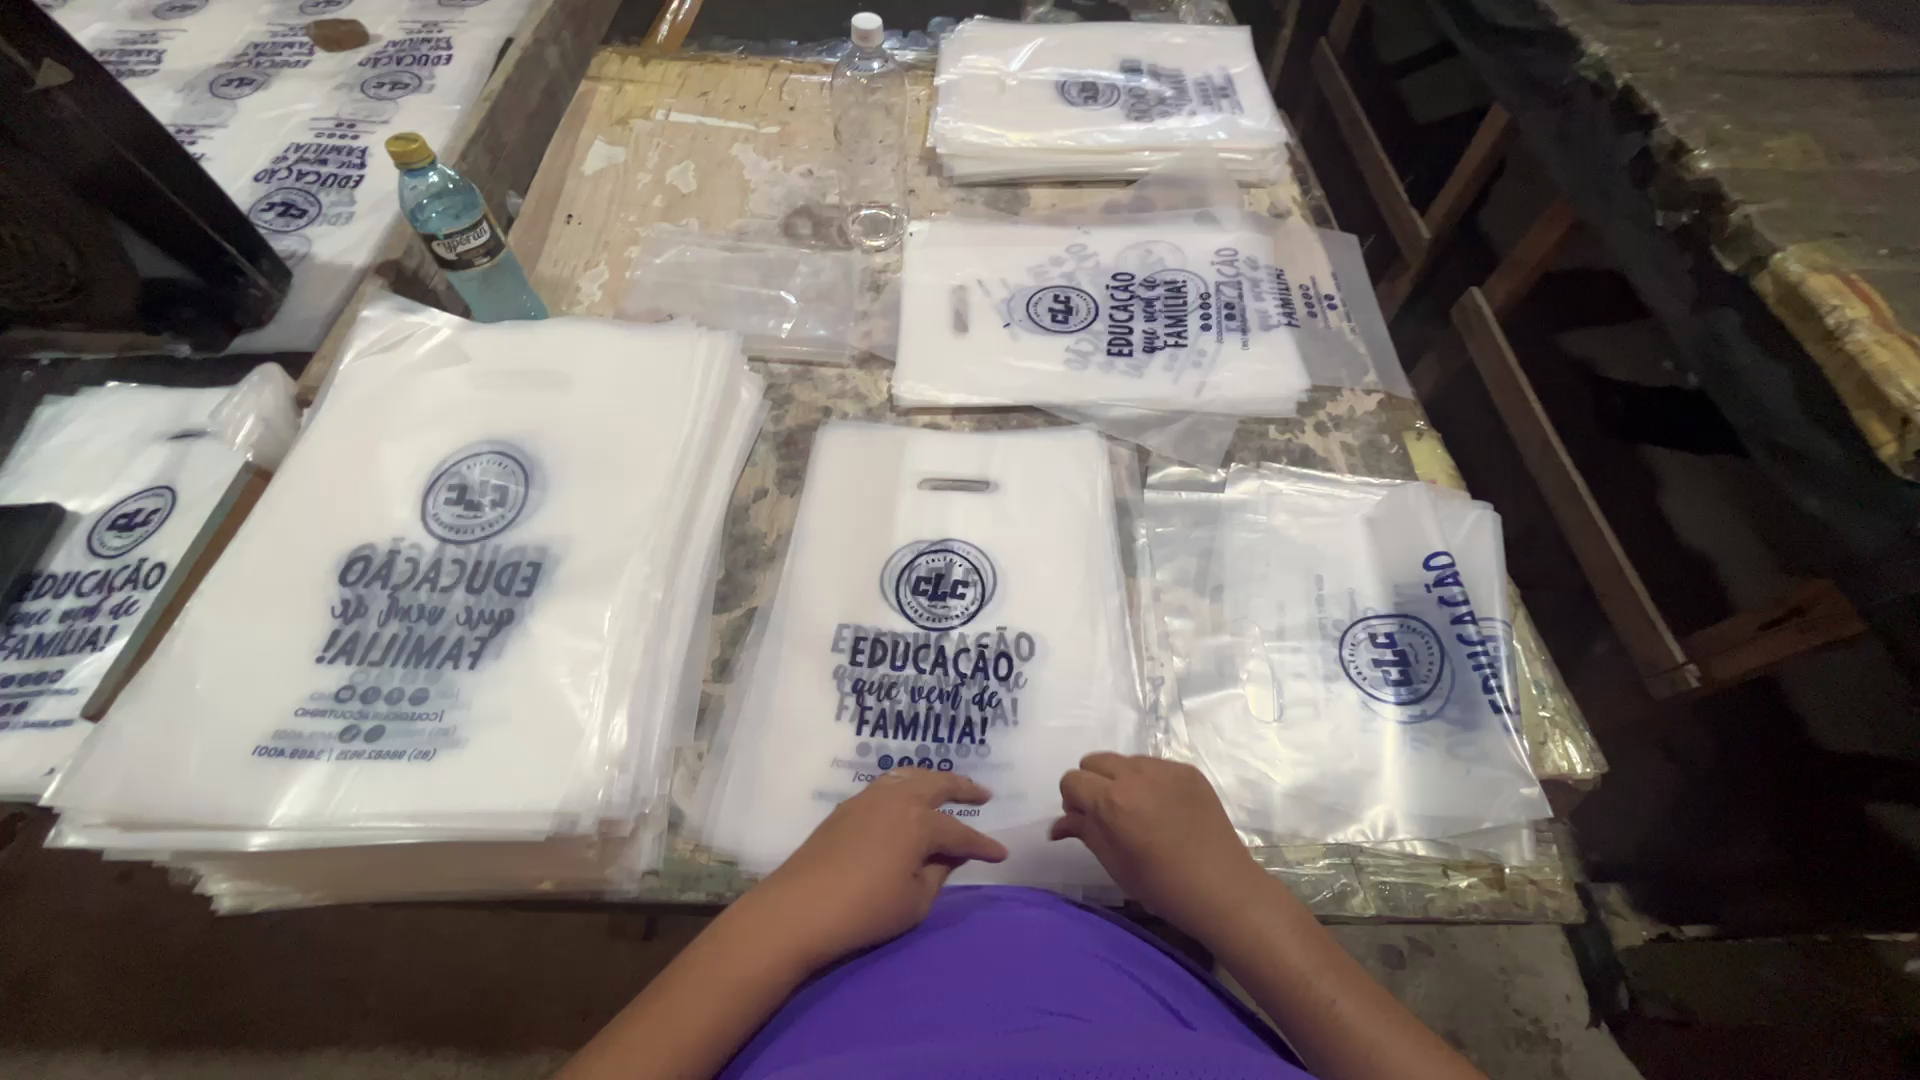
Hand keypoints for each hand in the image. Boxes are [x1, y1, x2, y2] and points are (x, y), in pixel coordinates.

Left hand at [732, 768, 1008, 973]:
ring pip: (908, 777)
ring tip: (946, 788)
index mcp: (918, 822)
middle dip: (963, 787)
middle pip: (936, 783)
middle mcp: (896, 799)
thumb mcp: (915, 901)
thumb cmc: (865, 910)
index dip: (982, 845)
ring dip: (932, 780)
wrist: (798, 909)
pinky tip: (907, 801)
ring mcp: (867, 799)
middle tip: (983, 794)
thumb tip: (950, 855)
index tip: (1001, 853)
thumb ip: (939, 872)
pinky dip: (906, 786)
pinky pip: (886, 786)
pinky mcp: (846, 808)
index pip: (959, 832)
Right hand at [1050, 752, 1269, 936]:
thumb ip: (1084, 832)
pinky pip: (1154, 765)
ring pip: (1124, 760)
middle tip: (1108, 814)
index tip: (1086, 821)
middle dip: (1092, 783)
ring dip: (1120, 779)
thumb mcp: (1114, 863)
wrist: (1222, 888)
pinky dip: (1148, 781)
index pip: (1071, 780)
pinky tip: (1163, 809)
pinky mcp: (1188, 770)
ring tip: (1139, 811)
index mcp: (1112, 800)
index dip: (1072, 800)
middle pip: (1094, 761)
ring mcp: (1164, 769)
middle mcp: (1135, 775)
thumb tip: (1057, 825)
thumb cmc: (1162, 885)